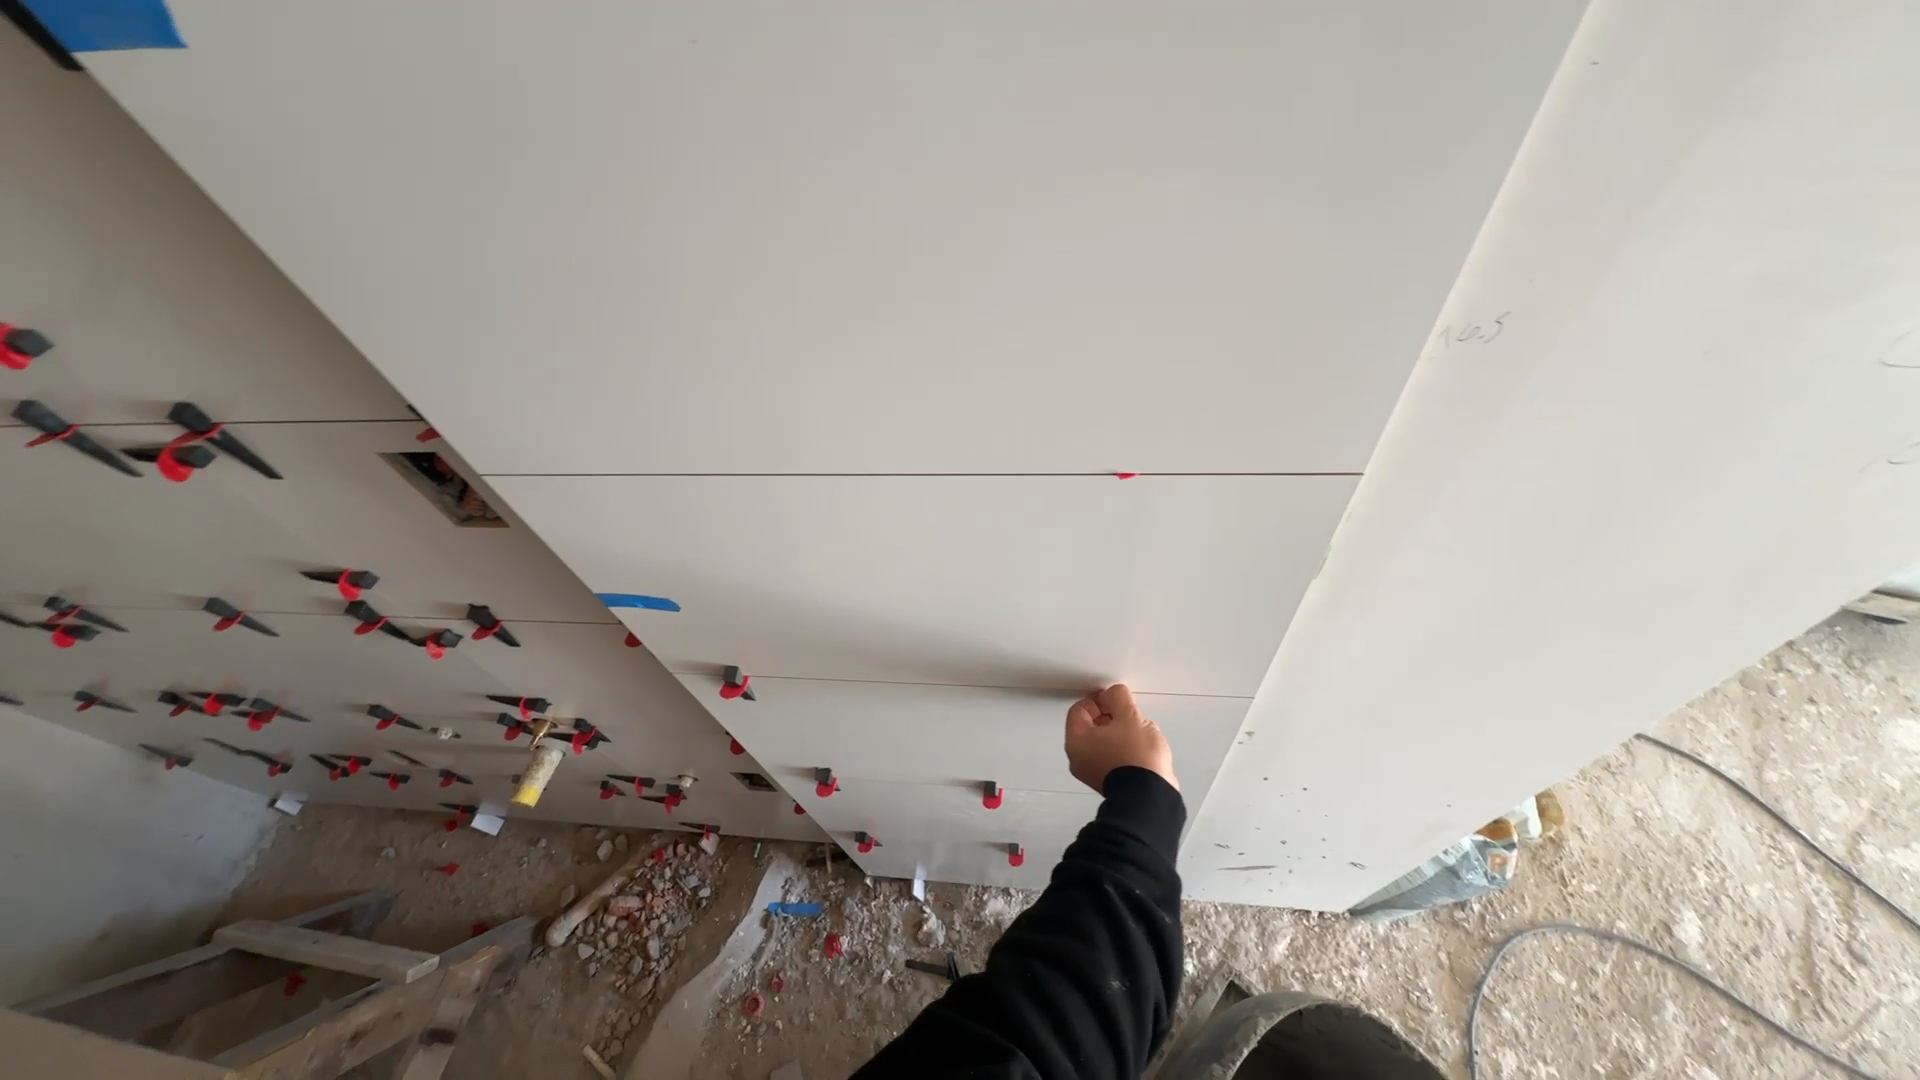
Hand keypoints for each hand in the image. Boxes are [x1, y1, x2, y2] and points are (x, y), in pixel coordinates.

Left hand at [1064, 684, 1177, 793]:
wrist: (1151, 798)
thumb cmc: (1136, 759)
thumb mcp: (1130, 716)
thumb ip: (1118, 698)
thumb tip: (1113, 694)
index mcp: (1077, 741)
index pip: (1080, 709)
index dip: (1098, 700)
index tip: (1115, 699)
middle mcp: (1079, 759)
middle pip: (1091, 726)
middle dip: (1112, 717)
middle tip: (1129, 716)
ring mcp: (1093, 773)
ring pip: (1104, 742)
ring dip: (1121, 734)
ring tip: (1140, 734)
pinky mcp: (1109, 783)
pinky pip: (1113, 758)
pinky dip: (1125, 750)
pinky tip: (1143, 751)